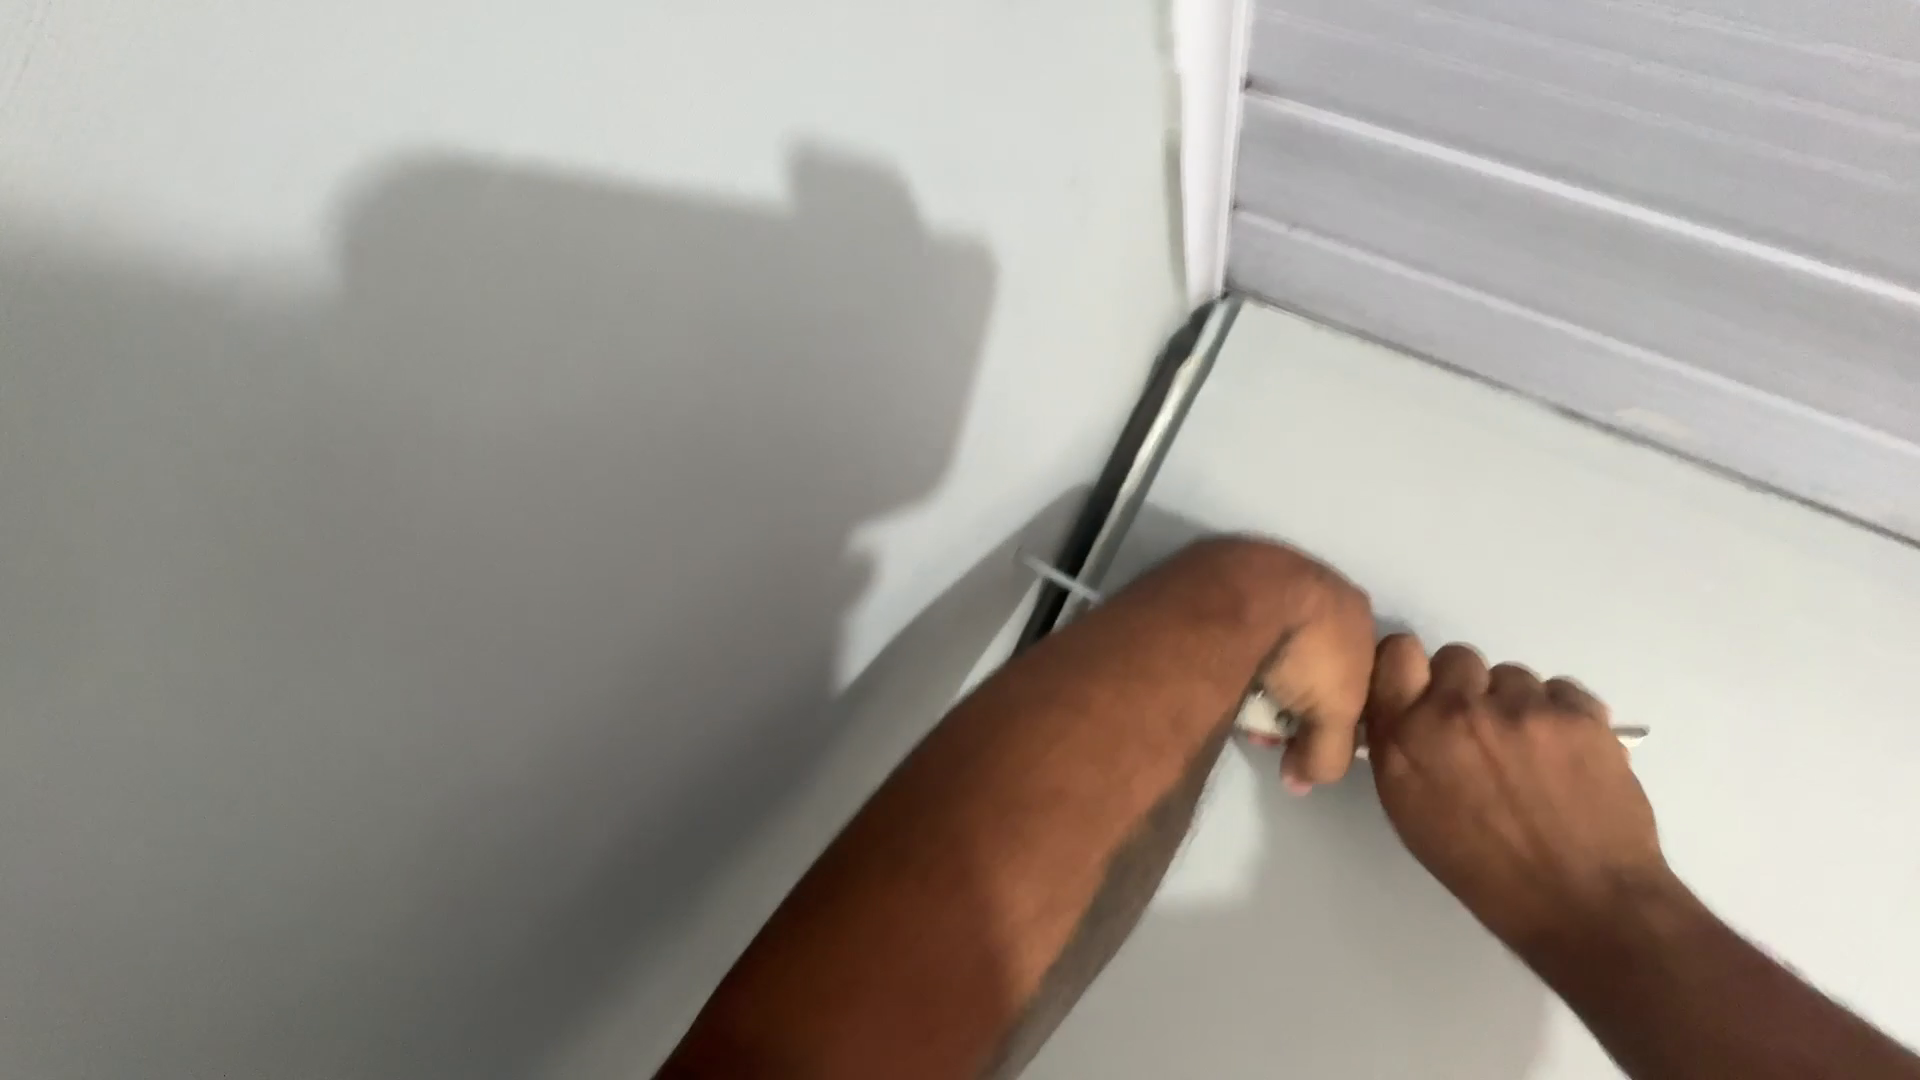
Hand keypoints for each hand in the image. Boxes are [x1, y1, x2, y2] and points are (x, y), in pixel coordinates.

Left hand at [1215, 540, 1373, 792]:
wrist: (1243, 596)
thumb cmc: (1304, 653)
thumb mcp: (1335, 716)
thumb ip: (1327, 754)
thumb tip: (1301, 782)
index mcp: (1351, 607)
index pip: (1350, 668)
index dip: (1328, 709)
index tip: (1298, 733)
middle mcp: (1310, 580)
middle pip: (1301, 652)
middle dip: (1284, 694)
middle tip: (1258, 722)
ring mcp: (1258, 570)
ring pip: (1260, 636)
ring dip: (1250, 671)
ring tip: (1229, 701)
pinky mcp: (1214, 571)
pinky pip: (1225, 622)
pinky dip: (1221, 646)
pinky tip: (1210, 668)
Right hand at [1363, 634, 1675, 951]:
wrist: (1582, 903)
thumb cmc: (1479, 864)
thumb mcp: (1407, 805)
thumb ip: (1397, 745)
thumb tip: (1405, 711)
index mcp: (1404, 734)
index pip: (1396, 652)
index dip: (1410, 665)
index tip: (1421, 689)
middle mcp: (1454, 711)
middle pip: (1457, 656)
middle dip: (1466, 686)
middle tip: (1481, 728)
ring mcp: (1519, 710)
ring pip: (1512, 675)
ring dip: (1515, 703)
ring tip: (1531, 749)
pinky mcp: (1578, 716)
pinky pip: (1562, 690)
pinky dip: (1562, 714)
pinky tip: (1566, 752)